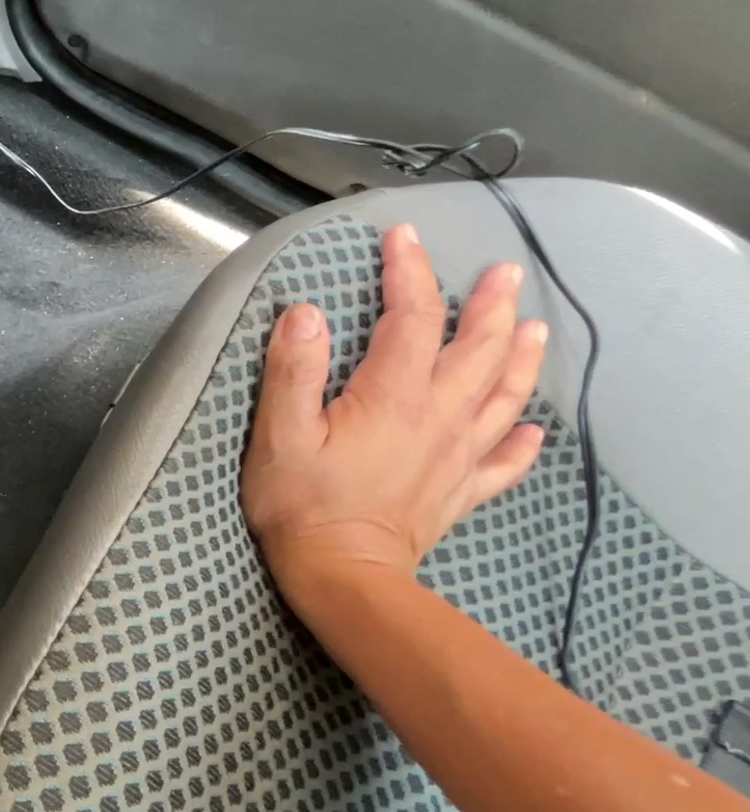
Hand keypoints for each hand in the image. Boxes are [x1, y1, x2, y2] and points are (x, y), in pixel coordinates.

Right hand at [241, 224, 547, 604]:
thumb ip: (292, 369)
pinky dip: (523, 439)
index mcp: (393, 398)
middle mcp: (437, 418)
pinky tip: (533, 427)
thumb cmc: (300, 500)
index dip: (409, 274)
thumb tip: (305, 312)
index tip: (404, 238)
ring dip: (519, 356)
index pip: (411, 320)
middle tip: (502, 272)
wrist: (342, 573)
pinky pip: (505, 460)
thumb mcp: (278, 430)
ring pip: (503, 396)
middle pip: (476, 352)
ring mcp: (456, 456)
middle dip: (490, 306)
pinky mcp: (458, 489)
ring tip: (532, 325)